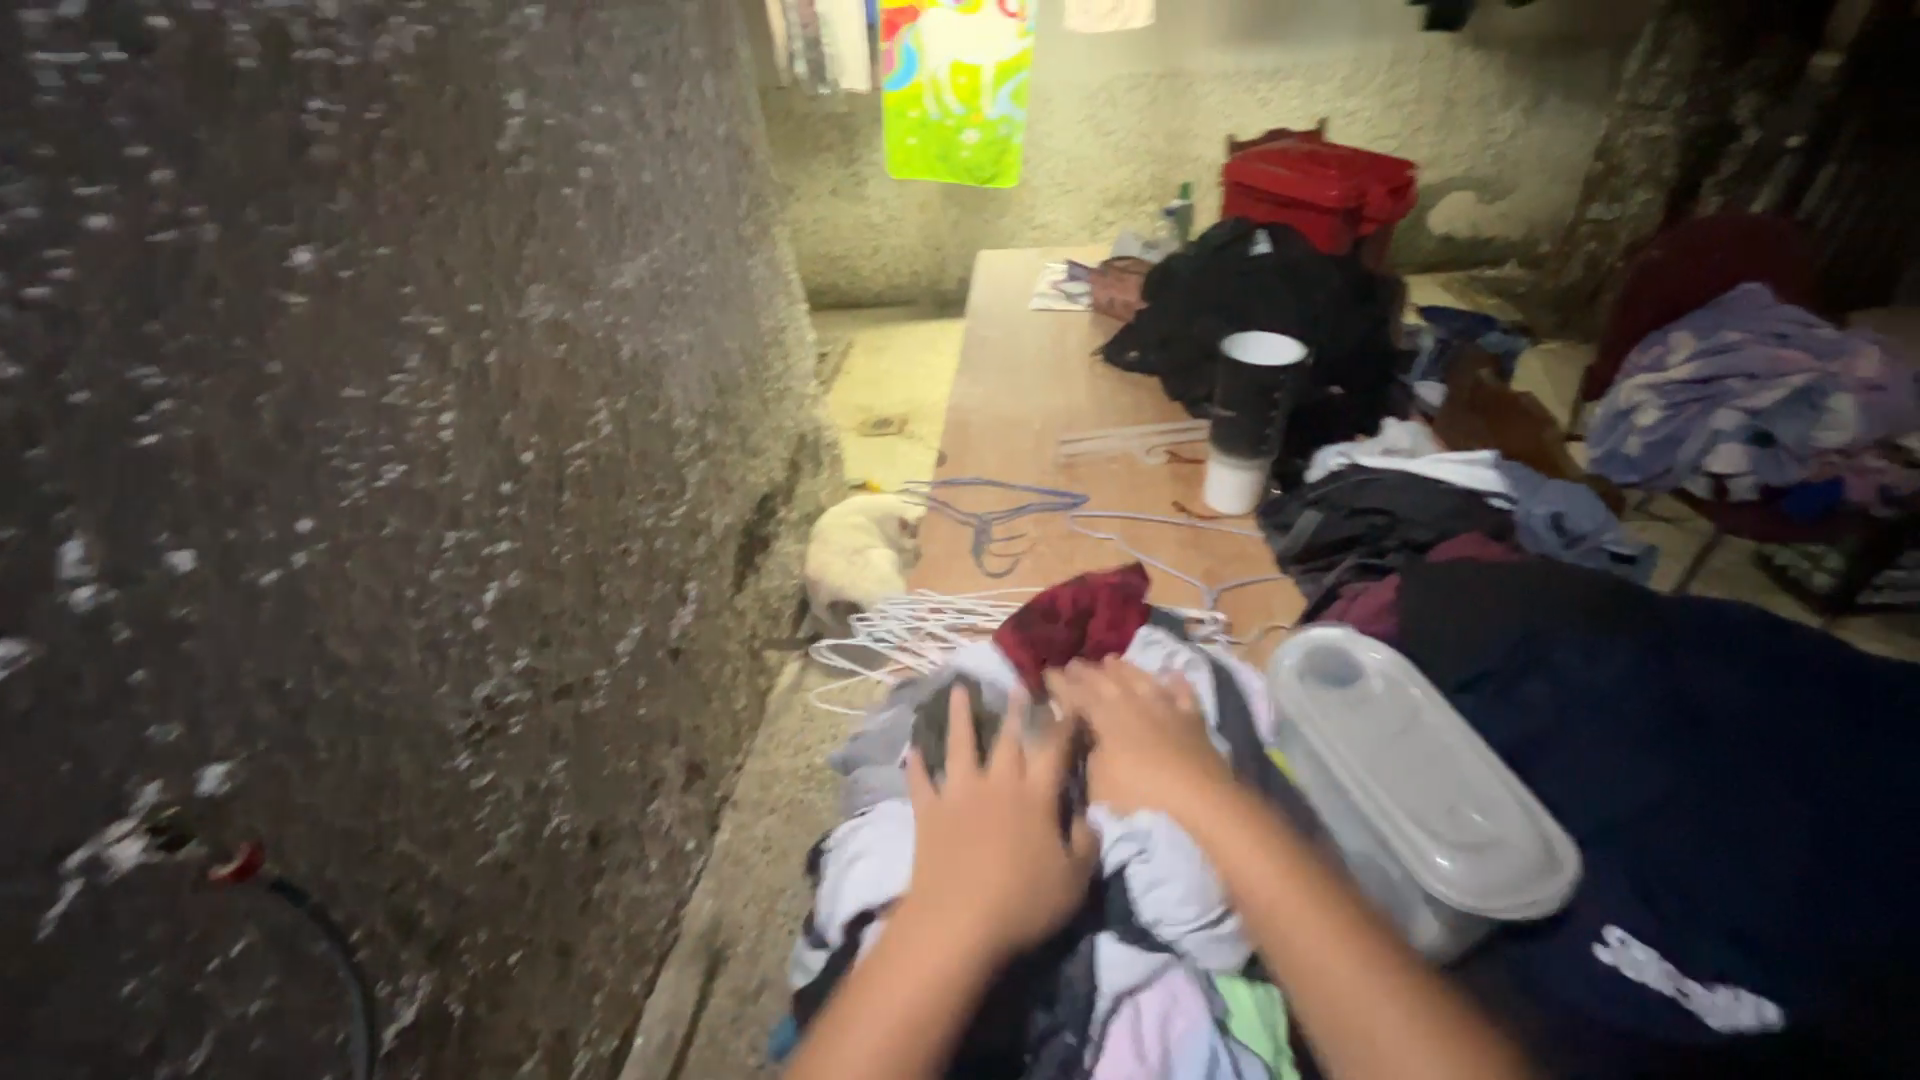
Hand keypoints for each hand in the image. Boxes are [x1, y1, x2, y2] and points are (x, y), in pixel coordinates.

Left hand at [900, 684, 1099, 961]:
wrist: (958, 922)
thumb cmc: (1024, 902)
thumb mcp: (1075, 880)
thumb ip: (1086, 842)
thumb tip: (1087, 816)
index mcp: (1035, 796)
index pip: (1055, 750)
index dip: (1065, 727)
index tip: (1072, 707)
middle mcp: (997, 784)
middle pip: (1008, 739)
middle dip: (1016, 711)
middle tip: (1018, 688)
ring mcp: (958, 794)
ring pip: (959, 746)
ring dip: (959, 717)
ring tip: (958, 690)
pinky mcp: (928, 813)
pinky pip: (921, 782)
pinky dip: (916, 765)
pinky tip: (911, 749)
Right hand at [1044, 657, 1234, 815]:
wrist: (1198, 796)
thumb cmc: (1139, 793)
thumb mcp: (1098, 781)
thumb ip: (1088, 755)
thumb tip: (1086, 739)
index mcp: (1105, 715)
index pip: (1076, 693)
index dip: (1060, 683)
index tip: (1047, 672)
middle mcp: (1132, 702)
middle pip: (1106, 681)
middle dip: (1087, 671)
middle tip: (1074, 663)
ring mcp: (1165, 707)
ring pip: (1141, 679)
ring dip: (1125, 669)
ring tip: (1111, 660)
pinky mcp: (1192, 719)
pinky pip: (1182, 694)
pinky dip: (1175, 683)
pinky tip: (1171, 674)